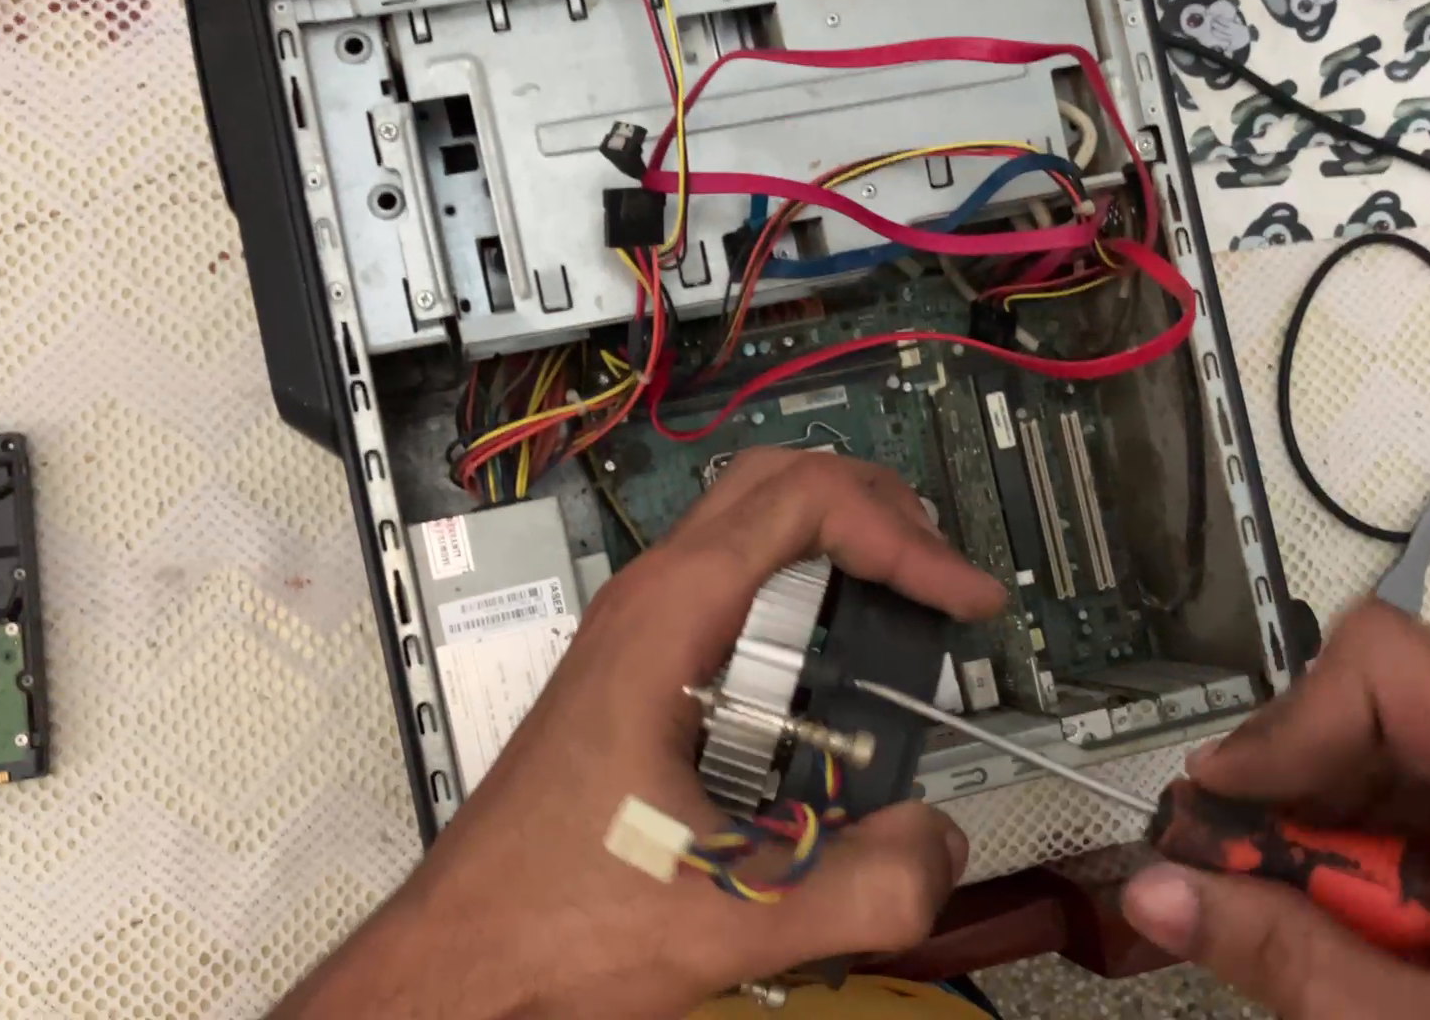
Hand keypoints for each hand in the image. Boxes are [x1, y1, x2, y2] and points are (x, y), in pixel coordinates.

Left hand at [277, 449, 1004, 1017]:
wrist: (466, 948)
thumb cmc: (555, 913)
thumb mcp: (729, 912)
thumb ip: (861, 888)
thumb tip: (941, 842)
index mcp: (672, 617)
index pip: (805, 504)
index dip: (903, 538)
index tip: (964, 596)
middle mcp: (655, 596)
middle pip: (779, 481)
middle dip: (876, 507)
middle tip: (937, 569)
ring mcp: (648, 619)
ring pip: (756, 517)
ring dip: (841, 535)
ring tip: (905, 592)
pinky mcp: (651, 654)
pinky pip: (740, 574)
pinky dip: (807, 578)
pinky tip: (838, 648)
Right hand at [1122, 601, 1429, 1018]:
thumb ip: (1284, 956)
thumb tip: (1145, 892)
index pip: (1375, 663)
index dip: (1282, 725)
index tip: (1220, 800)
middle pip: (1383, 694)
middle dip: (1298, 779)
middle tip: (1244, 859)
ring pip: (1407, 730)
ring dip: (1334, 807)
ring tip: (1309, 893)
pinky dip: (1390, 824)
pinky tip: (1381, 901)